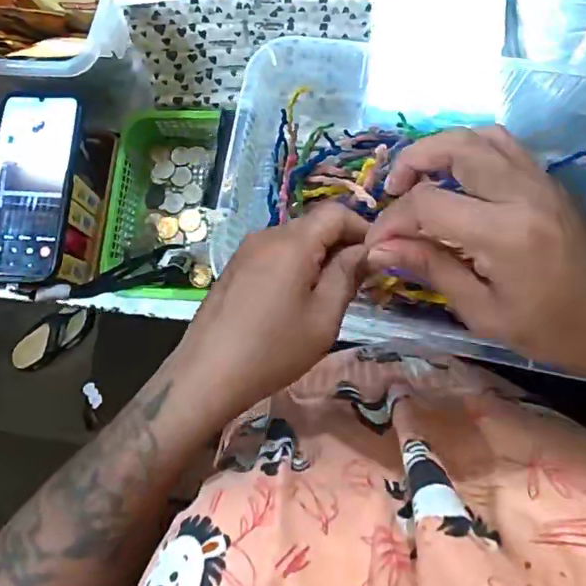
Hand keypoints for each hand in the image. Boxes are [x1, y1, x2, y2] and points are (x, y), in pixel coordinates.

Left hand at [170, 202, 368, 418]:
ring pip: (295, 239)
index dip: (362, 228)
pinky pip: (275, 252)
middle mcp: (267, 234)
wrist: (207, 373)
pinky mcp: (236, 265)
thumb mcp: (323, 317)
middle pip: (314, 224)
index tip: (378, 257)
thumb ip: (347, 275)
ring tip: (330, 293)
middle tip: (360, 280)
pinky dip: (295, 264)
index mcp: (292, 241)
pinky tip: (297, 298)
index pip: (336, 212)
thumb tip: (367, 250)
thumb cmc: (273, 349)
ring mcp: (247, 249)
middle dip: (341, 244)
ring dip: (318, 256)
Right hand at [364, 126, 585, 376]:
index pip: (429, 204)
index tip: (378, 241)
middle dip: (412, 162)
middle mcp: (523, 193)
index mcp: (506, 233)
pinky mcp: (547, 179)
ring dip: (440, 147)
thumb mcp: (483, 312)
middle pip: (454, 146)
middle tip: (393, 191)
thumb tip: (379, 249)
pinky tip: (456, 176)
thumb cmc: (552, 331)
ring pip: (478, 135)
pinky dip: (469, 148)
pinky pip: (502, 143)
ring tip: (420, 177)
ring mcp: (540, 180)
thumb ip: (430, 268)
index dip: (393, 220)